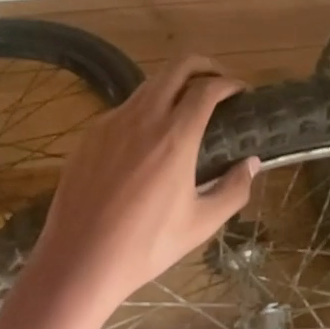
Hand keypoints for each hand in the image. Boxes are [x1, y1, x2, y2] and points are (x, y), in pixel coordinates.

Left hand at [0, 56, 257, 328]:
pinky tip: (148, 137)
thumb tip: (251, 164)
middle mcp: (145, 117)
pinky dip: (146, 108)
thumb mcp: (200, 225)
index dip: (229, 83)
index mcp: (176, 136)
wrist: (78, 262)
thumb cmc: (145, 246)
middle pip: (178, 66)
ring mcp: (113, 121)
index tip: (241, 92)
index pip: (208, 88)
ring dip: (174, 83)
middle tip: (217, 82)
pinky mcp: (91, 134)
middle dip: (204, 66)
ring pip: (150, 83)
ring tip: (186, 105)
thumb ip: (233, 190)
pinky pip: (125, 108)